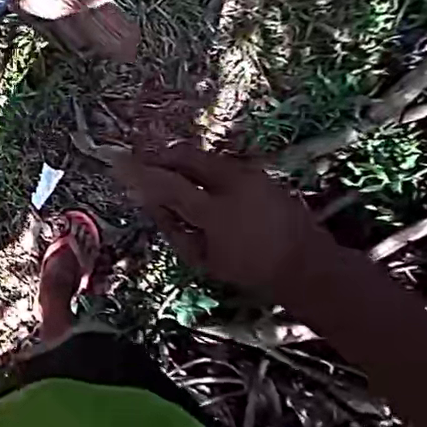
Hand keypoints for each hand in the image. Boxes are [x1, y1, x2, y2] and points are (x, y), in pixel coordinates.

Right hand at [113, 141, 334, 295]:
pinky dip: (199, 168)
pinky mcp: (260, 174)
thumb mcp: (201, 257)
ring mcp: (250, 175)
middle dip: (159, 157)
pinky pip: (219, 164)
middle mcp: (233, 183)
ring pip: (203, 157)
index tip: (118, 165)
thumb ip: (172, 227)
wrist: (308, 266)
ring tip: (164, 174)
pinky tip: (194, 183)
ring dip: (179, 162)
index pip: (166, 184)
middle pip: (185, 156)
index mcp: (215, 211)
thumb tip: (150, 202)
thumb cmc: (248, 270)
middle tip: (140, 164)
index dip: (139, 173)